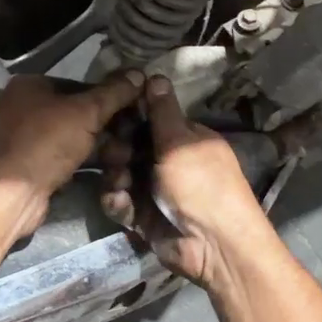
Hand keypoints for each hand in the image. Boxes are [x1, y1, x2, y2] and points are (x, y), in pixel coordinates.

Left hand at [0, 71, 144, 236]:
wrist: (10, 195)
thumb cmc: (46, 143)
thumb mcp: (86, 113)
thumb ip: (114, 93)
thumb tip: (139, 72)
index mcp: (30, 86)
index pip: (81, 85)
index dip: (110, 98)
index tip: (135, 110)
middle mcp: (24, 108)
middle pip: (78, 113)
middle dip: (108, 127)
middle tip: (134, 137)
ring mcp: (25, 140)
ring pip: (73, 138)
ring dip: (102, 147)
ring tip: (126, 156)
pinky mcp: (31, 167)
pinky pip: (64, 158)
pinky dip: (85, 162)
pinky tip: (110, 170)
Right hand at [101, 76, 274, 289]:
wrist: (213, 246)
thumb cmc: (202, 185)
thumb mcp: (181, 143)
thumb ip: (163, 112)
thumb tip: (156, 74)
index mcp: (185, 139)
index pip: (150, 120)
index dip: (129, 118)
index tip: (109, 116)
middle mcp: (169, 162)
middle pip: (130, 148)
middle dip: (118, 151)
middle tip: (115, 156)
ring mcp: (156, 191)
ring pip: (121, 176)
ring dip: (115, 179)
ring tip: (120, 186)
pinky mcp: (144, 217)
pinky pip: (121, 203)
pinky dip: (118, 203)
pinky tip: (120, 204)